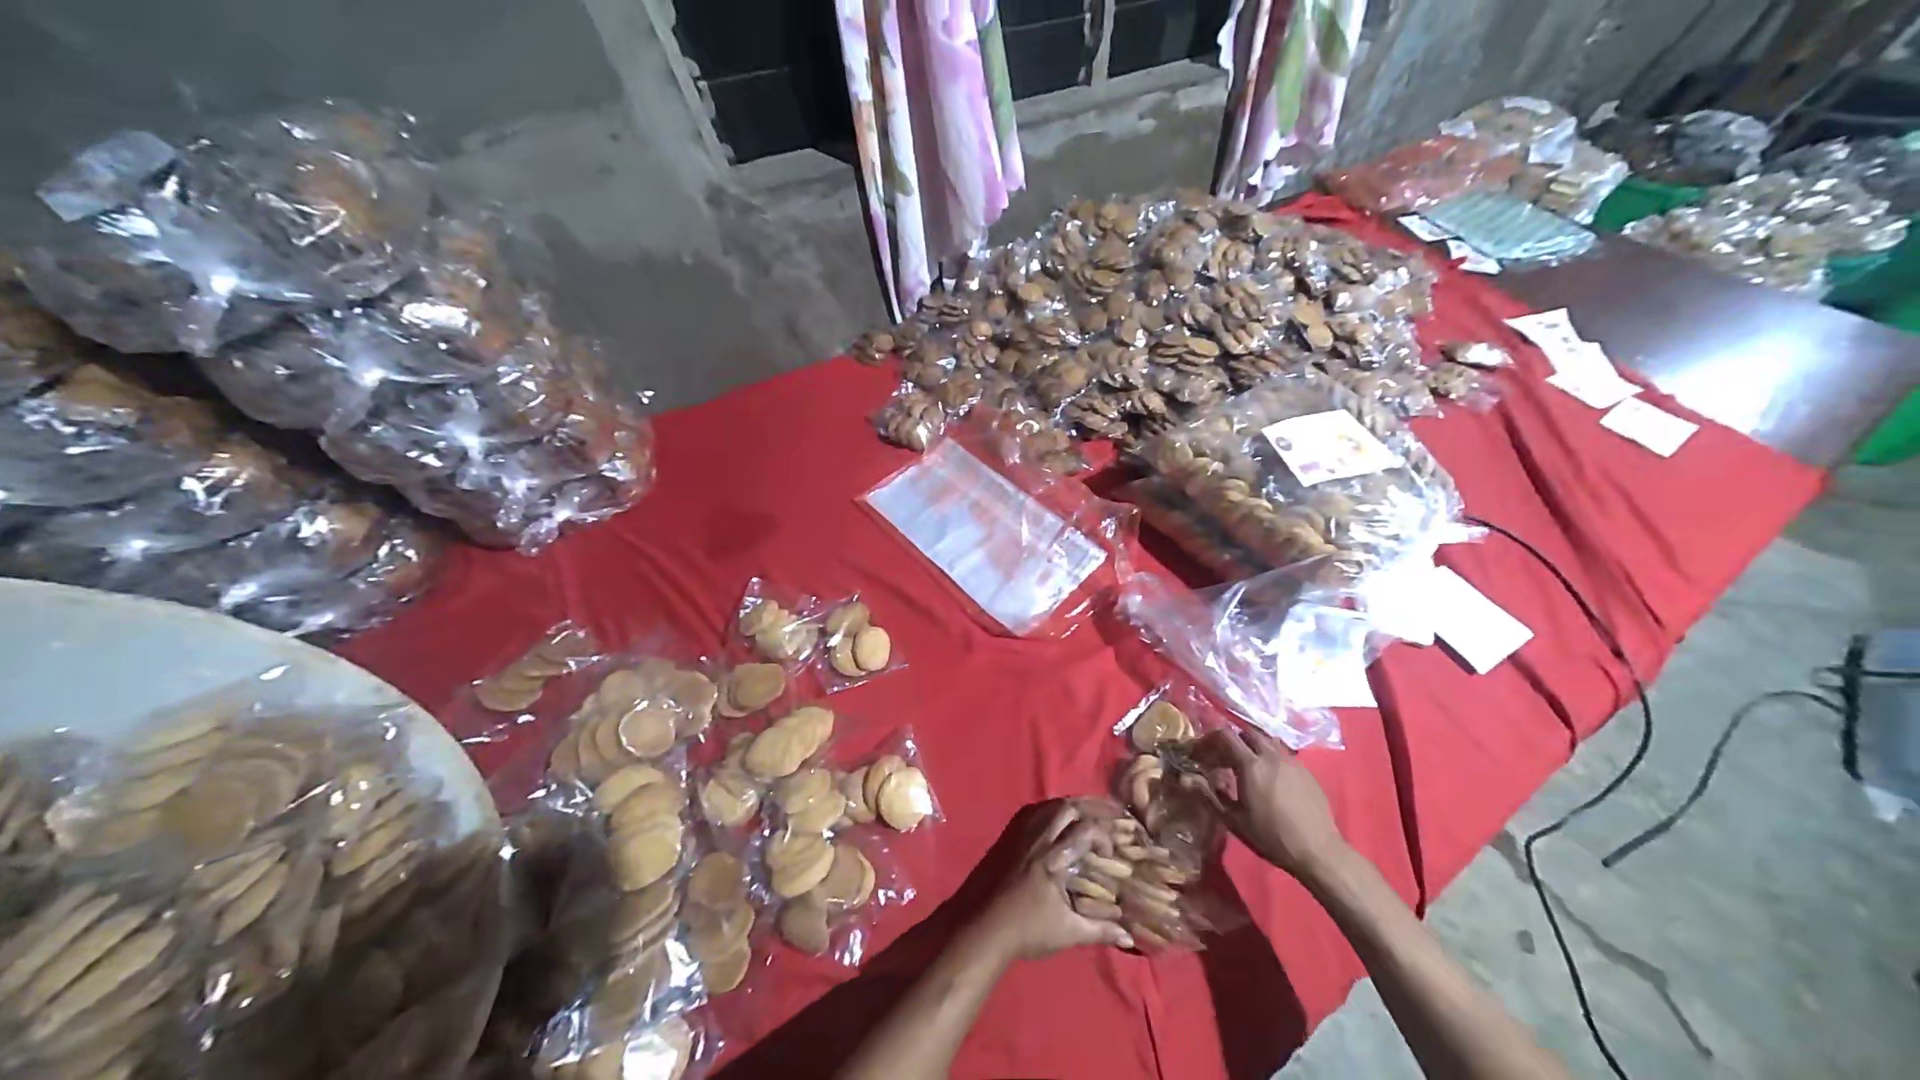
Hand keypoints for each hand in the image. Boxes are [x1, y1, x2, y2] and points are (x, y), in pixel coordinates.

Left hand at [968, 801, 1135, 962]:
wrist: (978, 928)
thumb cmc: (1024, 931)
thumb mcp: (1067, 933)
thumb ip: (1100, 931)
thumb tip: (1128, 937)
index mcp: (1053, 858)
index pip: (1086, 830)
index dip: (1104, 836)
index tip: (1110, 854)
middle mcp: (1036, 838)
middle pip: (1066, 807)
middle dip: (1090, 808)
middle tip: (1106, 820)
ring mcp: (1018, 834)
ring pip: (1047, 805)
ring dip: (1070, 807)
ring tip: (1085, 817)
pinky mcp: (1006, 837)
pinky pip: (1031, 811)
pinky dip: (1049, 810)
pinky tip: (1056, 822)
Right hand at [1194, 725, 1347, 879]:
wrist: (1318, 851)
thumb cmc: (1270, 836)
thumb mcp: (1233, 819)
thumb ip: (1208, 794)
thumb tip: (1185, 778)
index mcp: (1251, 764)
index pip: (1225, 735)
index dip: (1208, 740)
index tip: (1199, 754)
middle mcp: (1271, 755)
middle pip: (1246, 732)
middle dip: (1230, 740)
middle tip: (1220, 757)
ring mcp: (1291, 760)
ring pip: (1266, 740)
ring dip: (1251, 746)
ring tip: (1244, 765)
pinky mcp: (1305, 770)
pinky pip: (1282, 753)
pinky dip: (1268, 756)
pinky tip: (1267, 778)